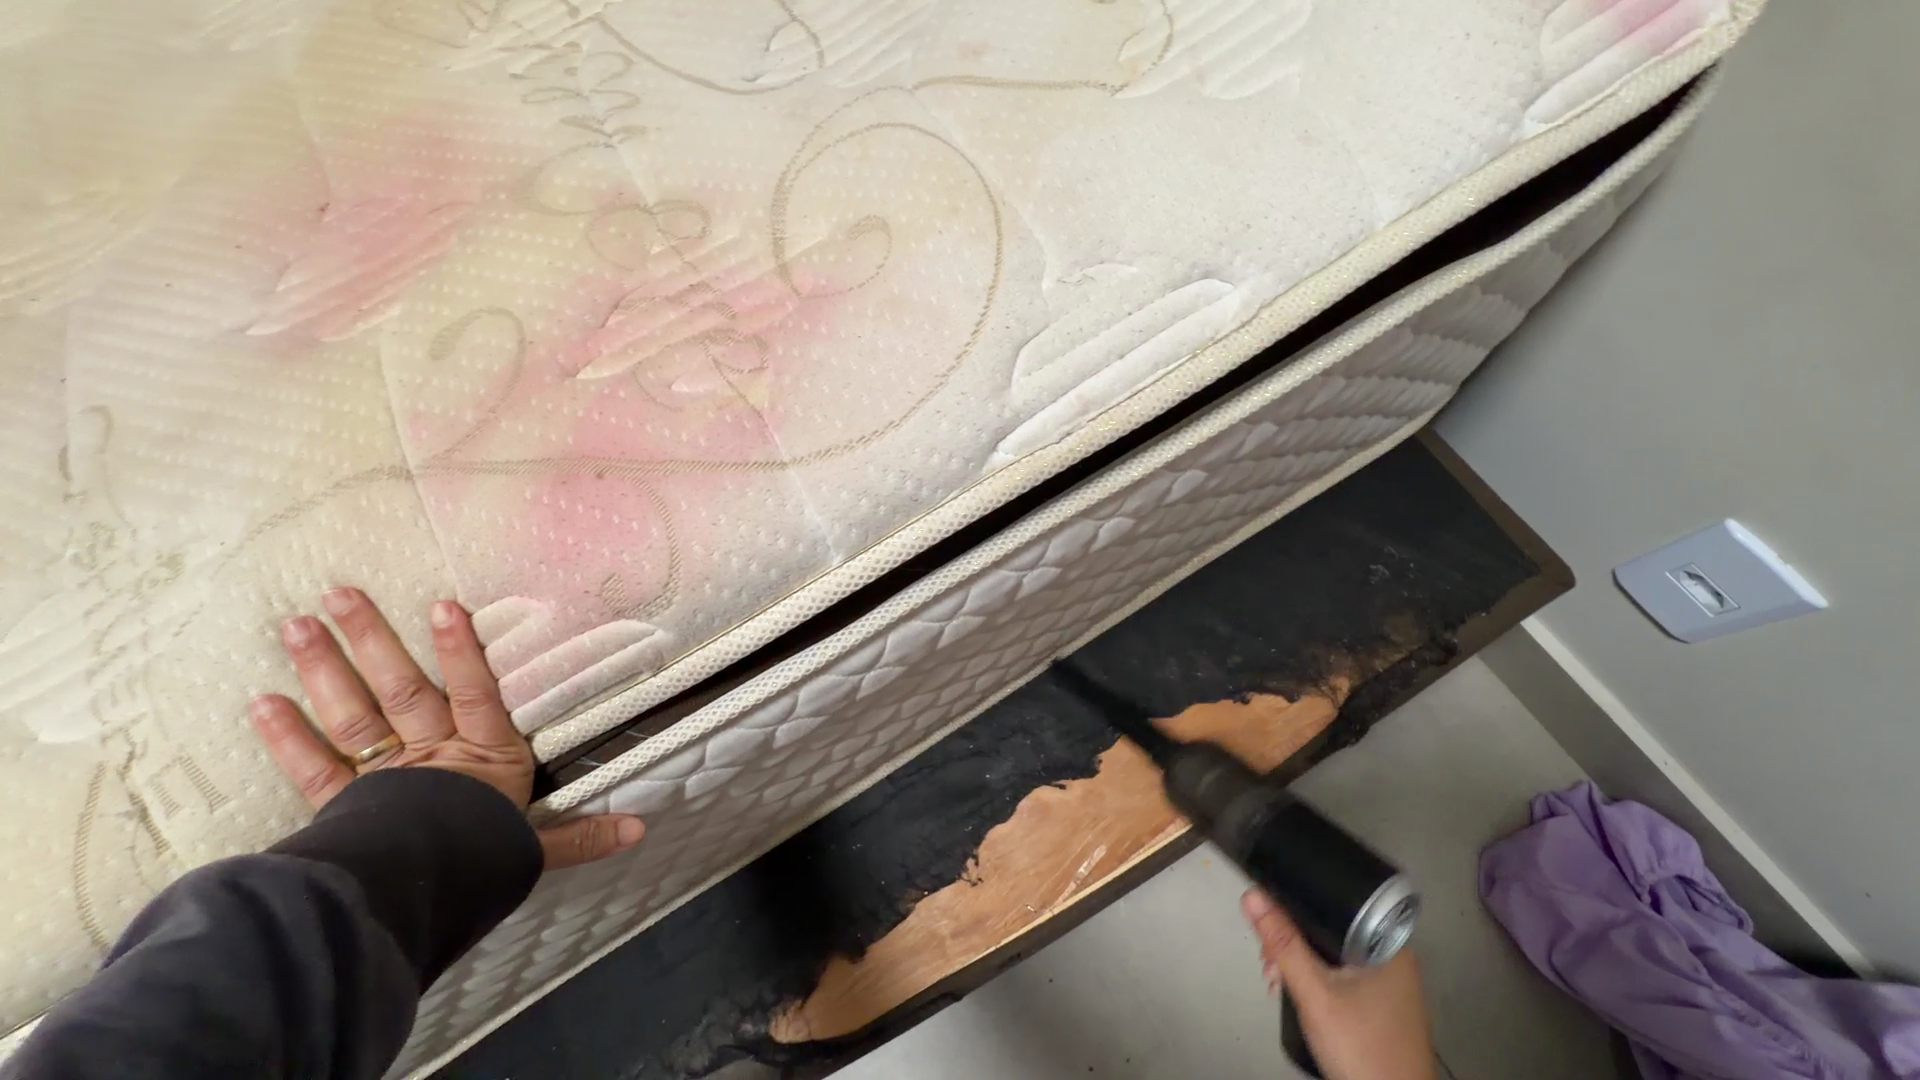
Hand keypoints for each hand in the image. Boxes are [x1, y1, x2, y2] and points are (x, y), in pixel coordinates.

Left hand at [249, 587, 645, 869]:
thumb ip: (582, 835)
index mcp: (484, 758)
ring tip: (296, 625)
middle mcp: (433, 756)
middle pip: (403, 690)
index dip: (460, 652)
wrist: (416, 909)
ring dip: (326, 670)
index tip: (441, 605)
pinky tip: (261, 702)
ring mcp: (384, 777)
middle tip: (339, 593)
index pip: (476, 694)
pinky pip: (314, 767)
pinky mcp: (344, 805)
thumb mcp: (537, 850)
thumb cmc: (482, 867)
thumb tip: (639, 828)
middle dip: (373, 641)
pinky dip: (287, 737)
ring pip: (356, 715)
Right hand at [1243, 889, 1437, 1079]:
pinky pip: (1343, 975)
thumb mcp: (1314, 995)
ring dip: (1301, 965)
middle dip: (1291, 946)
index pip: (1332, 904)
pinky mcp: (1383, 1005)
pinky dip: (1319, 981)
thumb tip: (1251, 896)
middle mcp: (1394, 956)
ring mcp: (1390, 983)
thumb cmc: (1360, 1049)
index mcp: (1388, 943)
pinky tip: (1300, 997)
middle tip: (1270, 971)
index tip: (1268, 936)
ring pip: (1333, 955)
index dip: (1293, 912)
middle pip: (1329, 931)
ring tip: (1278, 986)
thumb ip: (1283, 945)